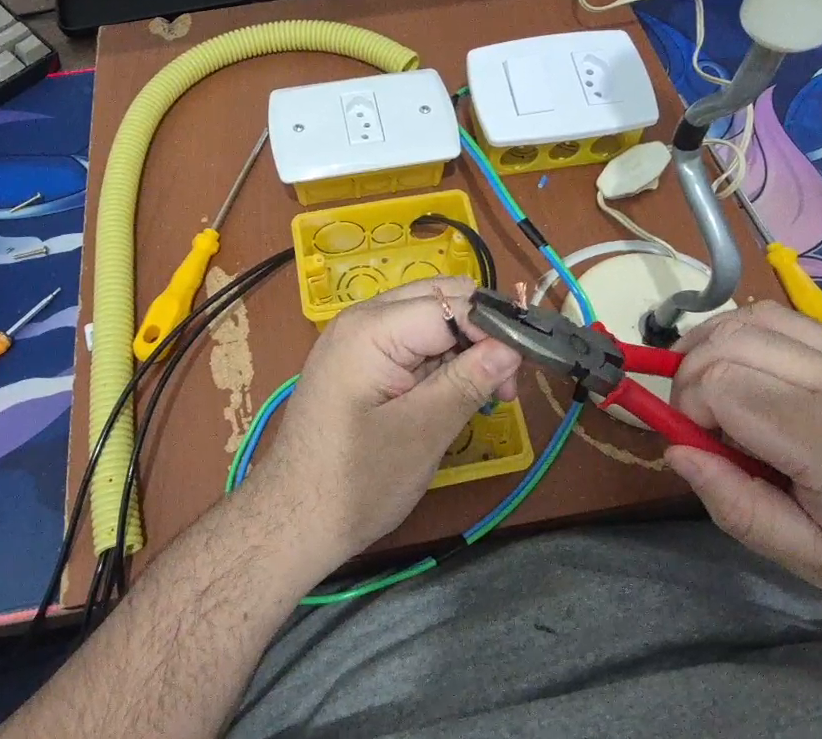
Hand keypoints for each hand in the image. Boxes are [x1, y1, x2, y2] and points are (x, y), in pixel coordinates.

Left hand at [241, 277, 521, 567]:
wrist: (292, 520)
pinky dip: (440, 360)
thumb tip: (514, 347)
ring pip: (429, 319)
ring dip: (464, 346)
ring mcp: (356, 340)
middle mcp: (361, 320)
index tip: (529, 365)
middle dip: (482, 331)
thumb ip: (468, 382)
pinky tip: (458, 392)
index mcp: (371, 328)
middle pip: (439, 300)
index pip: (451, 305)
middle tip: (508, 382)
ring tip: (490, 394)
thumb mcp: (422, 432)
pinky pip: (410, 342)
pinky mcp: (358, 362)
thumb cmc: (356, 482)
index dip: (495, 329)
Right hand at [661, 301, 821, 657]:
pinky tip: (747, 375)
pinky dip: (750, 336)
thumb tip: (675, 451)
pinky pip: (792, 323)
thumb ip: (742, 508)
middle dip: (690, 374)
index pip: (722, 383)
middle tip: (695, 427)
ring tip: (705, 392)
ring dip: (714, 344)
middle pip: (732, 339)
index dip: (688, 412)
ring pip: (759, 317)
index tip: (696, 452)